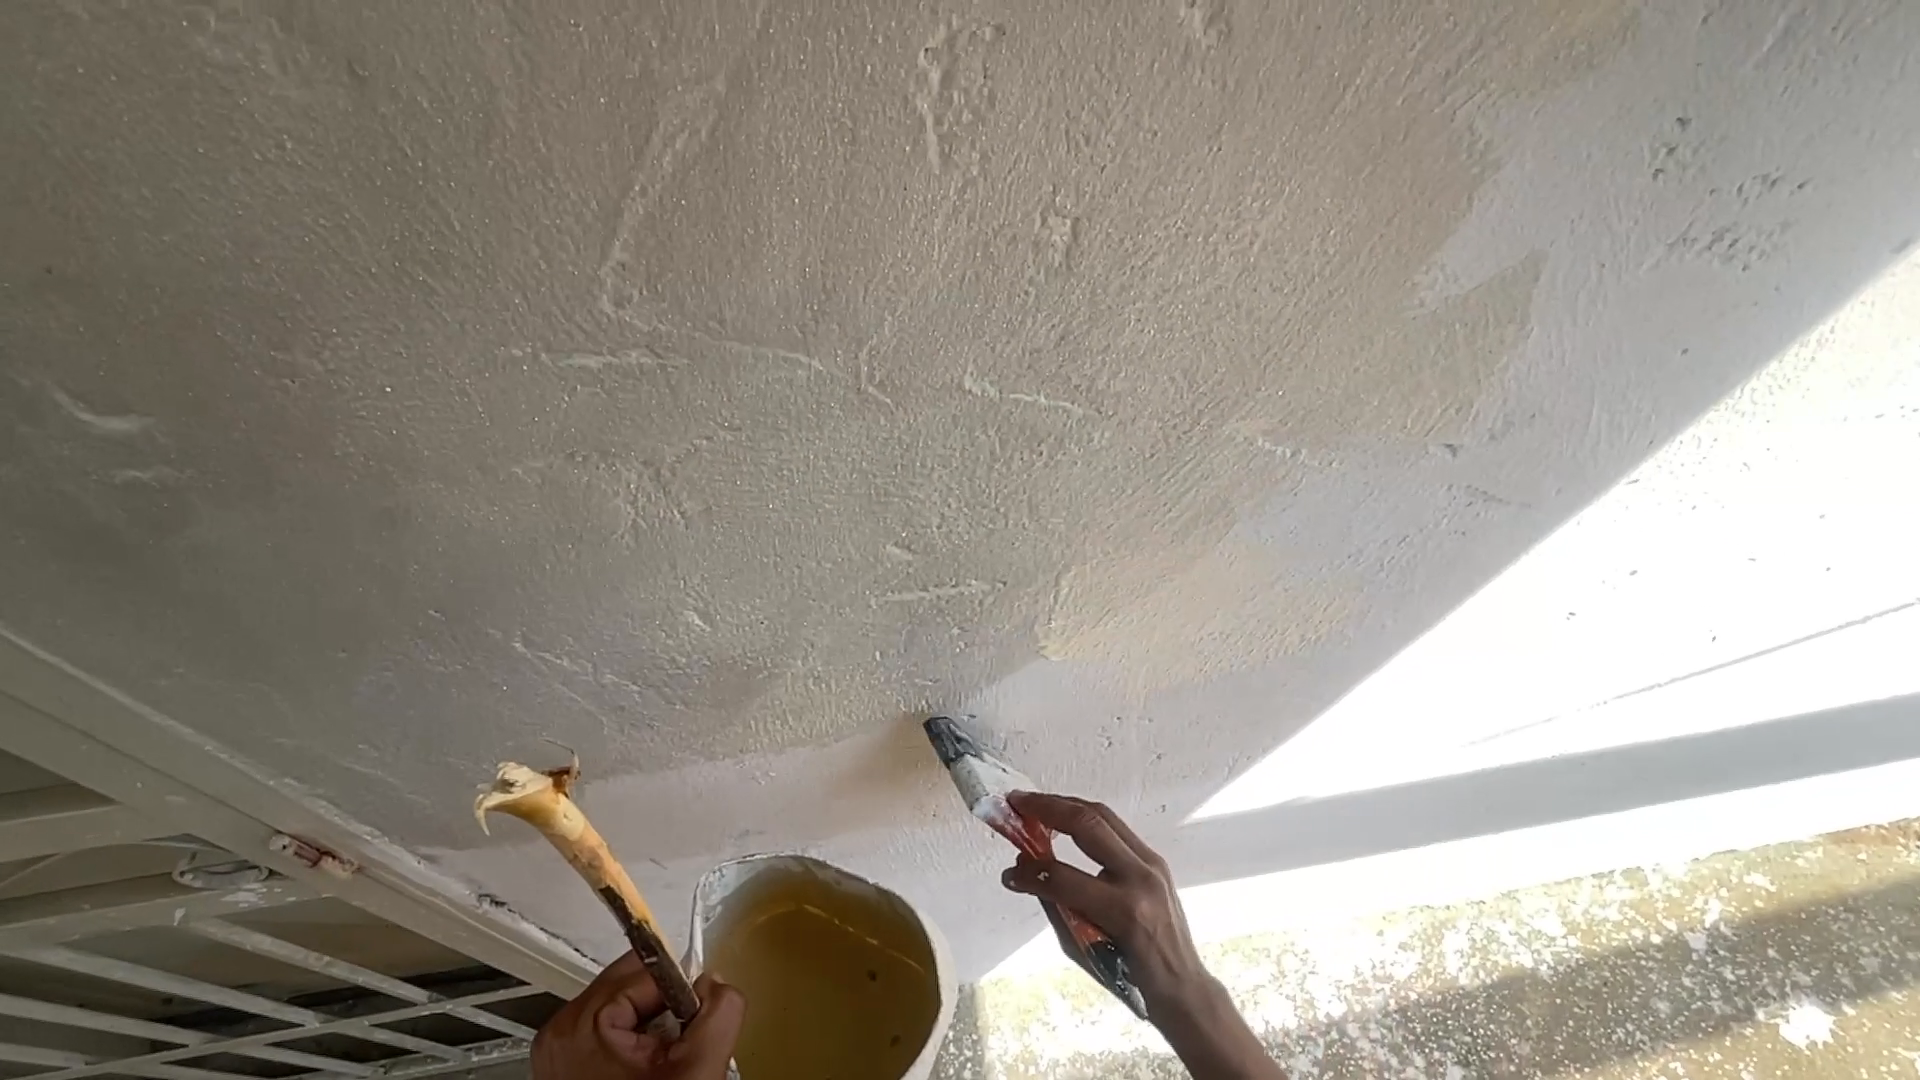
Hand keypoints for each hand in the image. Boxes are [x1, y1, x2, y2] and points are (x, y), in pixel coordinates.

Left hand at [532, 953, 744, 1079]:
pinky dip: (633, 1039)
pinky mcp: (561, 1065)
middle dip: (664, 1006)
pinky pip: (609, 1027)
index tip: (689, 1026)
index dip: (682, 994)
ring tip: (659, 1064)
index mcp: (584, 1023)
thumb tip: (714, 982)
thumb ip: (720, 1010)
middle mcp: (560, 1031)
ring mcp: (556, 1050)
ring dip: (651, 1021)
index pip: (651, 970)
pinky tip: (643, 1072)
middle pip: (633, 981)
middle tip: (674, 1049)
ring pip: (624, 1002)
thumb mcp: (698, 1069)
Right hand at [998, 791, 1207, 1010]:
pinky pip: (1115, 826)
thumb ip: (1055, 904)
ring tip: (1036, 803)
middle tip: (1018, 803)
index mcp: (1124, 910)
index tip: (1011, 873)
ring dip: (1065, 804)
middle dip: (1048, 808)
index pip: (1064, 878)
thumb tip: (1025, 871)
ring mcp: (1152, 864)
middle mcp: (1141, 878)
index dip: (1031, 873)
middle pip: (1088, 826)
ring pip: (1103, 816)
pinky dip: (1085, 816)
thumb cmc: (1132, 978)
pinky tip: (1065, 816)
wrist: (1181, 982)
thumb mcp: (1083, 949)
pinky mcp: (1154, 858)